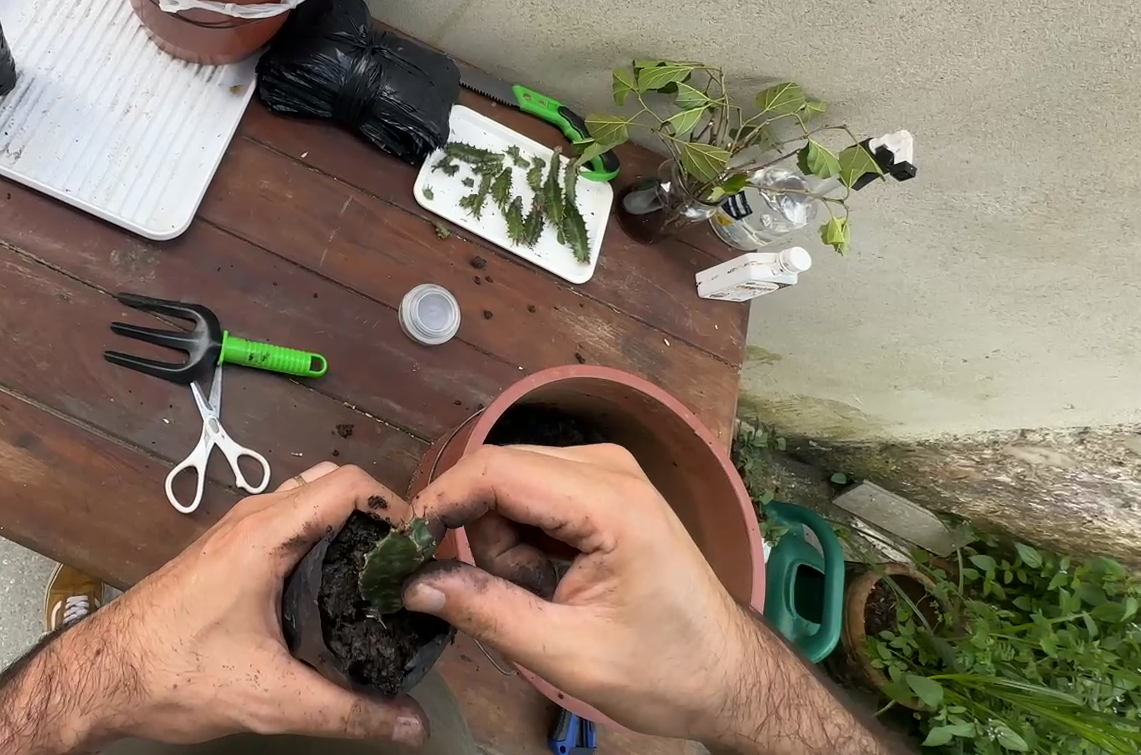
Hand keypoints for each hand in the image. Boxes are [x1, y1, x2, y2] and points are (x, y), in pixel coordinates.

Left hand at [73, 462, 429, 747]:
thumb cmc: (179, 673)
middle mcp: (254, 515)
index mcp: (266, 532)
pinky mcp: (228, 544)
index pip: (345, 482)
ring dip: (346, 519)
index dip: (392, 503)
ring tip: (378, 572)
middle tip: (405, 563)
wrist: (104, 671)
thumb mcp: (270, 698)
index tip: (420, 546)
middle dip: (374, 511)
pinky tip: (332, 581)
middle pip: (330, 481)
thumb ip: (347, 710)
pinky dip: (319, 530)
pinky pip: (287, 516)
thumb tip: (413, 724)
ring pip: (306, 496)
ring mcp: (237, 526)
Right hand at [403, 444, 772, 745]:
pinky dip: (522, 532)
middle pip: (497, 473)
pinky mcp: (598, 478)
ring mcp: (603, 466)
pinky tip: (550, 572)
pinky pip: (528, 488)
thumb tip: (411, 584)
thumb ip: (486, 612)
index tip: (408, 545)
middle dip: (480, 531)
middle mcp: (604, 464)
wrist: (732, 676)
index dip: (442, 500)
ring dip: (503, 538)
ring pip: (507, 481)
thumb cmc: (664, 672)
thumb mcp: (568, 656)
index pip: (496, 471)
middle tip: (502, 592)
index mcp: (608, 501)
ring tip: (540, 592)